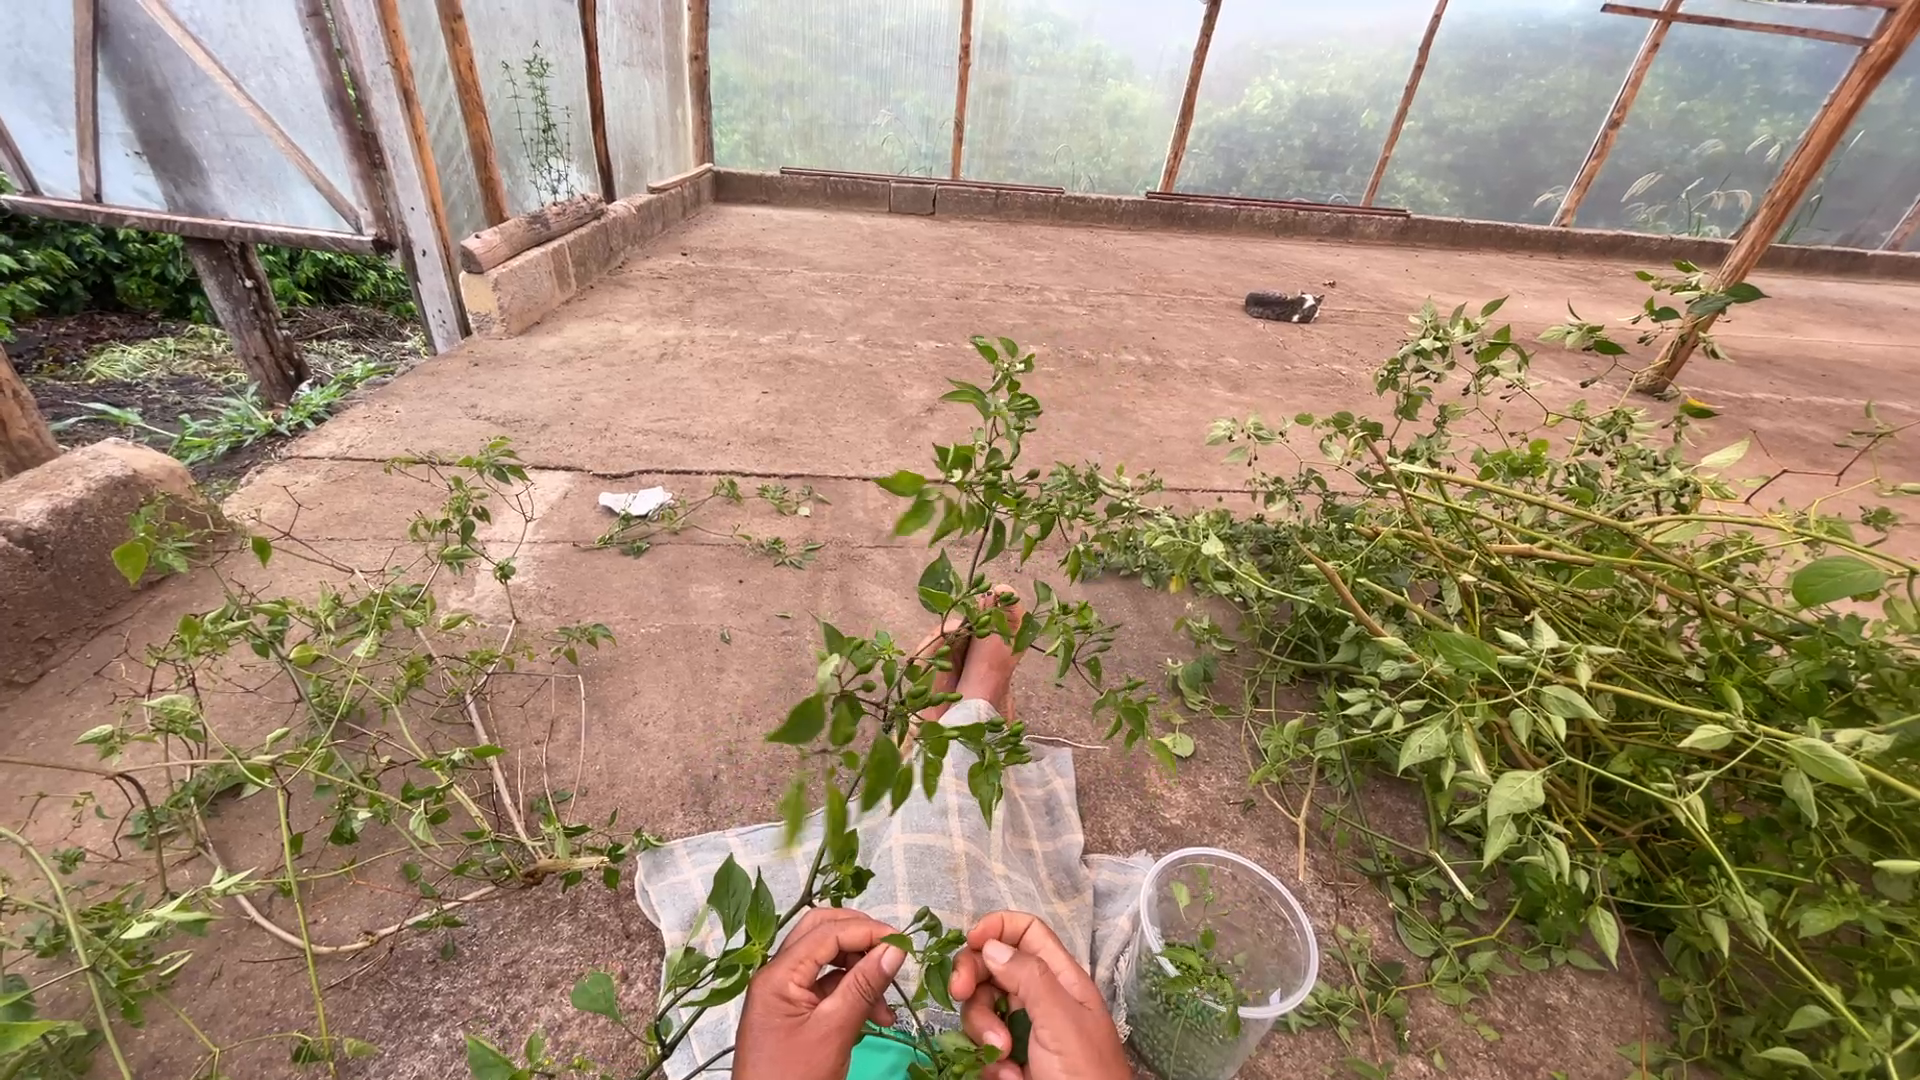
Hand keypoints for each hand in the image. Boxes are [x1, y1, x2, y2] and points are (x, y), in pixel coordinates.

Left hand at [733, 908, 906, 1079]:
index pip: (826, 932)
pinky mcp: (793, 1013)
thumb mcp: (834, 1032)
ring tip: (886, 1006)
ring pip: (827, 961)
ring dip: (860, 973)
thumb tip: (895, 948)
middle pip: (822, 934)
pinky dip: (851, 994)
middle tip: (888, 953)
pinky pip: (826, 988)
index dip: (866, 931)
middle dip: (859, 939)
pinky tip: (873, 1017)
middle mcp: (777, 975)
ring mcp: (784, 994)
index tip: (901, 942)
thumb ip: (864, 985)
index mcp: (778, 974)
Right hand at [948, 911, 1130, 1079]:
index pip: (1027, 932)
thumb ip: (1029, 977)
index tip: (970, 941)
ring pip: (982, 1006)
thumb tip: (990, 944)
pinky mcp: (1009, 1063)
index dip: (998, 928)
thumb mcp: (1062, 1020)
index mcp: (1061, 978)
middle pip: (994, 965)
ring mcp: (1023, 1032)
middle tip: (959, 992)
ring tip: (1001, 1054)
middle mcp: (1040, 998)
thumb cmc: (1086, 1076)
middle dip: (973, 976)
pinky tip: (1007, 1077)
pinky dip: (987, 1060)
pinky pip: (982, 1047)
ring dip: (982, 1026)